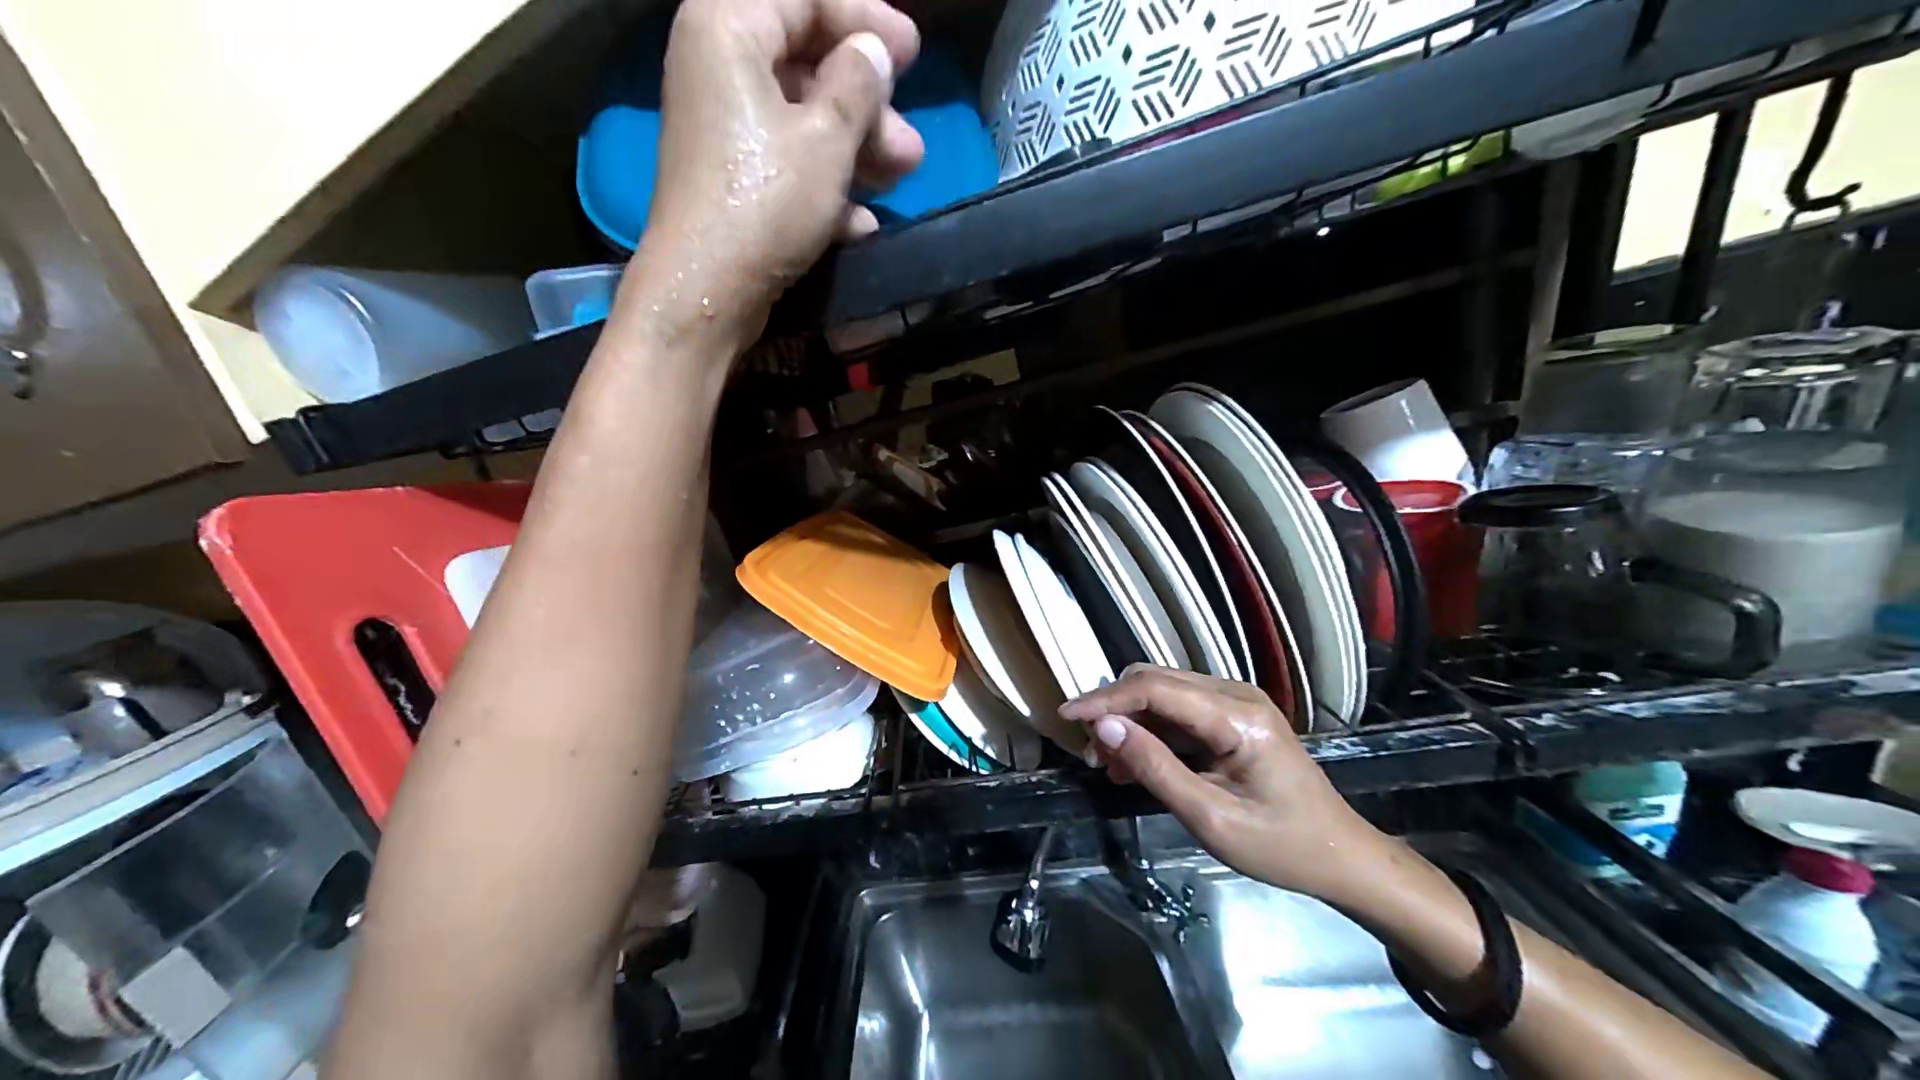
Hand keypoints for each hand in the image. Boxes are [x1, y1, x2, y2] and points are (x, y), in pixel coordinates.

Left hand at [636, 0, 923, 340]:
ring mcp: (725, 128)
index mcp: (729, 29)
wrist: (707, 292)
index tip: (914, 51)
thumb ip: (859, 83)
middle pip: (808, 63)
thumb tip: (872, 53)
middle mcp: (719, 67)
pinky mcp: (734, 178)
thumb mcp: (826, 138)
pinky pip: (788, 162)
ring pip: (804, 120)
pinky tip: (861, 223)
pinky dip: (826, 186)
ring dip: (858, 149)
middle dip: (869, 105)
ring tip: (901, 176)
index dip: (865, 19)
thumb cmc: (767, 202)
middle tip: (910, 139)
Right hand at [1060, 665, 1393, 900]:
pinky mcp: (1234, 715)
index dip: (1105, 699)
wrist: (1342, 856)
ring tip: (1108, 763)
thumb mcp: (1210, 818)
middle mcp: (1236, 693)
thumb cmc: (1281, 846)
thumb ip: (1154, 768)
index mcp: (1237, 716)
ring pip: (1163, 692)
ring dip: (1130, 721)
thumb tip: (1104, 728)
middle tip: (1091, 753)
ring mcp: (1237, 702)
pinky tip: (1134, 762)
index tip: (1066, 716)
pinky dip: (1151, 730)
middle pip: (1155, 681)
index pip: (1154, 688)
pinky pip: (1180, 709)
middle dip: (1114, 710)